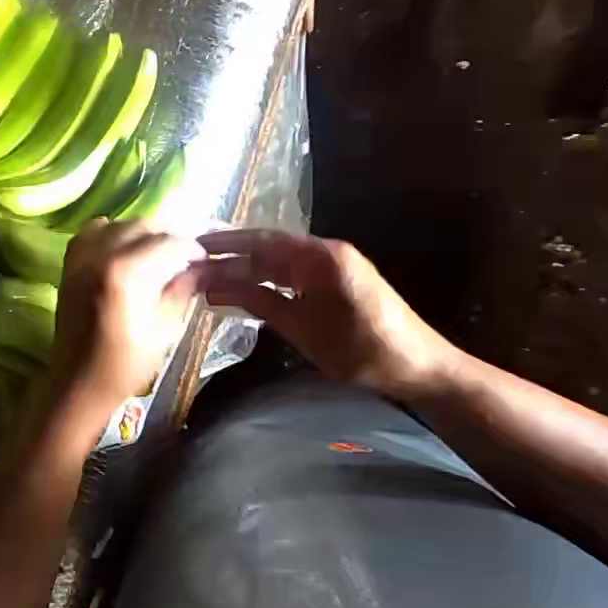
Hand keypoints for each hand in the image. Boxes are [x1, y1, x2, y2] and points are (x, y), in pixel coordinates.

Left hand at [48, 221, 204, 424]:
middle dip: (165, 237)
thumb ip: (180, 292)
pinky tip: (121, 248)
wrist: (77, 387)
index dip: (188, 246)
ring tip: (154, 251)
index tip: (203, 257)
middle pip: (139, 227)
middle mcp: (97, 257)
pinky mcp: (68, 270)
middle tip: (182, 256)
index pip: (163, 242)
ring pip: (114, 226)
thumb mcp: (162, 331)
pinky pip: (87, 235)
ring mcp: (79, 262)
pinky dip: (107, 233)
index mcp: (123, 273)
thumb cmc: (124, 366)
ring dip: (138, 232)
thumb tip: (199, 270)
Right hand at [196, 229, 465, 401]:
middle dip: (231, 258)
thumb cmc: (361, 349)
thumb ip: (260, 302)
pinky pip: (292, 277)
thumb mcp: (303, 329)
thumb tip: (216, 285)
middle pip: (268, 250)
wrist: (416, 366)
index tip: (193, 247)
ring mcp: (331, 267)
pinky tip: (244, 292)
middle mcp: (324, 252)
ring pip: (278, 264)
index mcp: (320, 256)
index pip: (262, 241)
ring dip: (246, 271)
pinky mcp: (335, 284)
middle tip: (192, 265)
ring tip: (208, 279)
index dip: (227, 244)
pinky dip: (266, 284)